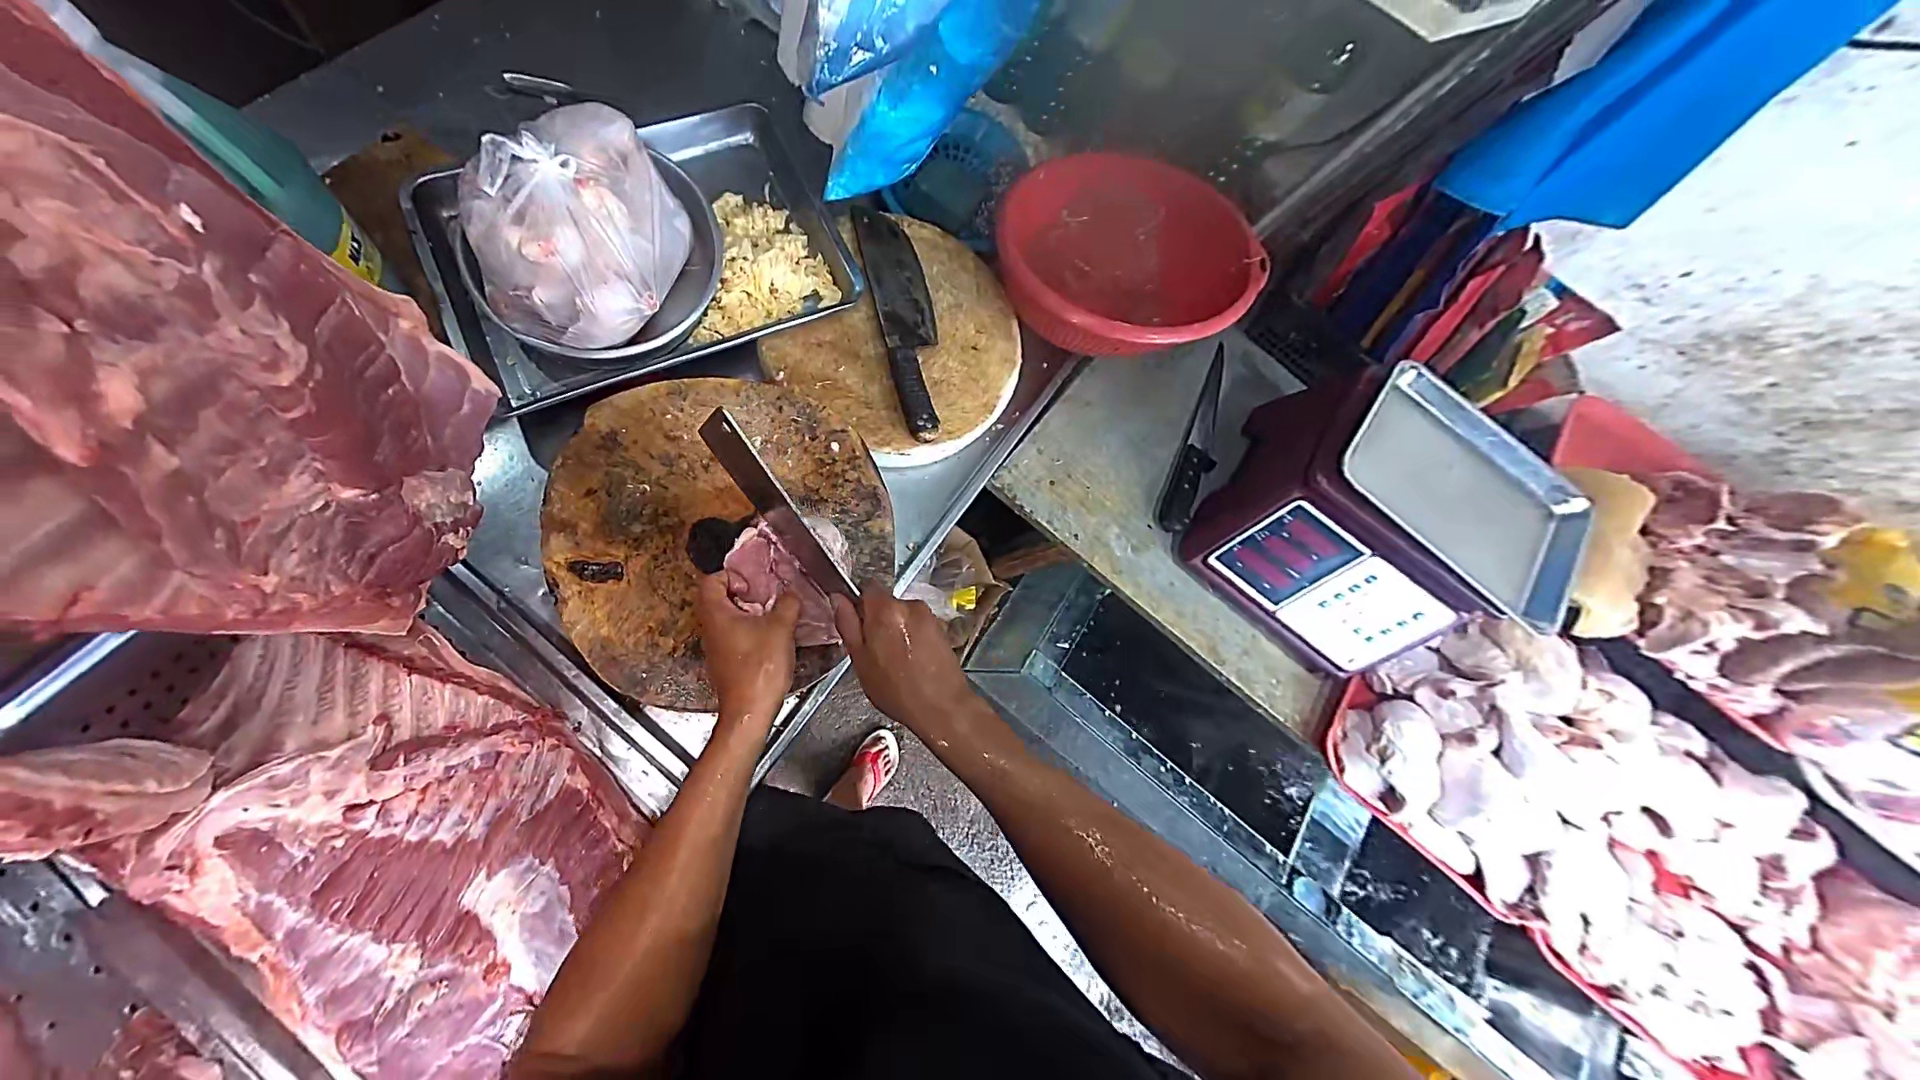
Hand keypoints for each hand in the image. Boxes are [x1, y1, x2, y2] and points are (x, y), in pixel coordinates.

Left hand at [694, 572, 798, 722]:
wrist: (749, 710)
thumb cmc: (759, 668)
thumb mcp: (781, 627)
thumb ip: (788, 604)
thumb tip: (791, 594)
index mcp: (716, 615)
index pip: (710, 581)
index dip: (731, 576)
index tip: (752, 584)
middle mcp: (710, 629)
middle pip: (718, 599)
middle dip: (743, 594)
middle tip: (764, 598)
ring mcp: (715, 647)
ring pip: (727, 619)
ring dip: (748, 613)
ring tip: (771, 617)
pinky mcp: (725, 662)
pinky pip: (733, 636)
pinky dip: (749, 631)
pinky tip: (770, 639)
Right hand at [832, 583, 977, 736]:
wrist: (942, 706)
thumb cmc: (898, 690)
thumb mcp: (860, 660)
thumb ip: (847, 624)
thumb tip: (838, 599)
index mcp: (885, 610)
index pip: (867, 588)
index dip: (860, 606)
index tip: (858, 625)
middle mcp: (909, 606)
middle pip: (886, 603)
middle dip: (878, 621)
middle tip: (875, 650)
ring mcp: (928, 615)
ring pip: (902, 616)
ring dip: (896, 630)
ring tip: (896, 660)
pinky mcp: (941, 627)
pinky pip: (917, 626)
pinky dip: (912, 638)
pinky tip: (911, 661)